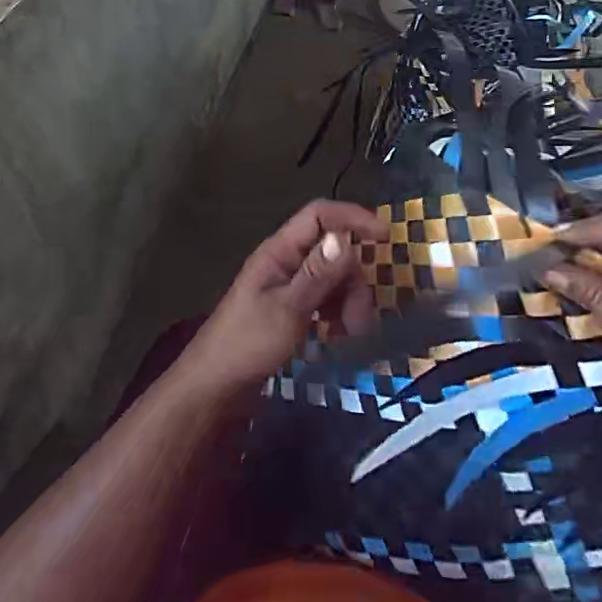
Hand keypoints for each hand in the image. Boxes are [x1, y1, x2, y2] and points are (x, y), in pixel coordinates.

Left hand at [174, 200, 386, 396]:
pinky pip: (325, 301)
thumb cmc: (246, 344)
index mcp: (278, 252)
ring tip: (350, 337)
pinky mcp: (292, 311)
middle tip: (359, 323)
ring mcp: (288, 287)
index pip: (318, 216)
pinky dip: (337, 314)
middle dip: (354, 281)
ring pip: (333, 280)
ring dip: (349, 303)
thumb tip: (344, 238)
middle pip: (333, 253)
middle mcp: (285, 263)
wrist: (216, 385)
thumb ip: (317, 274)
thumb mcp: (288, 309)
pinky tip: (338, 338)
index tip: (386, 237)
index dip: (352, 218)